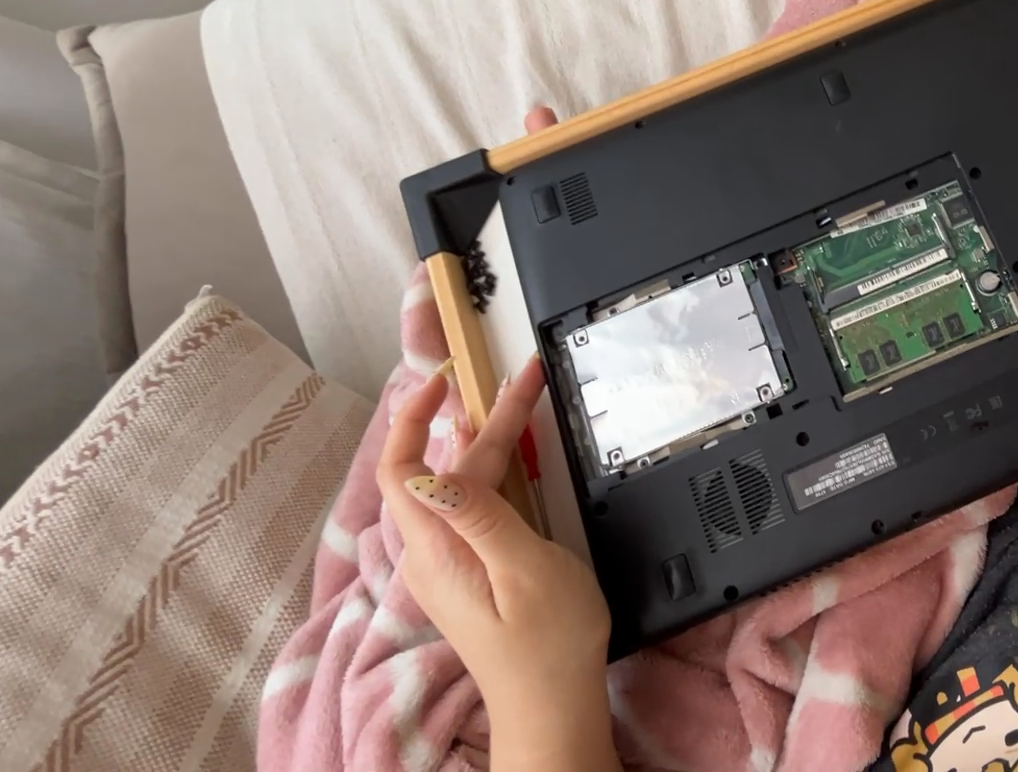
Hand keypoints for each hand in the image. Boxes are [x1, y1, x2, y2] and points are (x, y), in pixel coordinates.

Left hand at [377, 360, 615, 765]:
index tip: (445, 380)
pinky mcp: (473, 566)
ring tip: (516, 398)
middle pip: (443, 469)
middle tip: (523, 377)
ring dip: (487, 437)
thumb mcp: (523, 571)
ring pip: (460, 483)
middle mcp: (435, 551)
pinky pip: (472, 502)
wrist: (553, 701)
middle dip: (480, 417)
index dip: (415, 420)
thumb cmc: (548, 640)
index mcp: (440, 549)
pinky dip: (490, 464)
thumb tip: (434, 471)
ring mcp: (452, 560)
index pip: (405, 471)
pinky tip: (502, 451)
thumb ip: (481, 518)